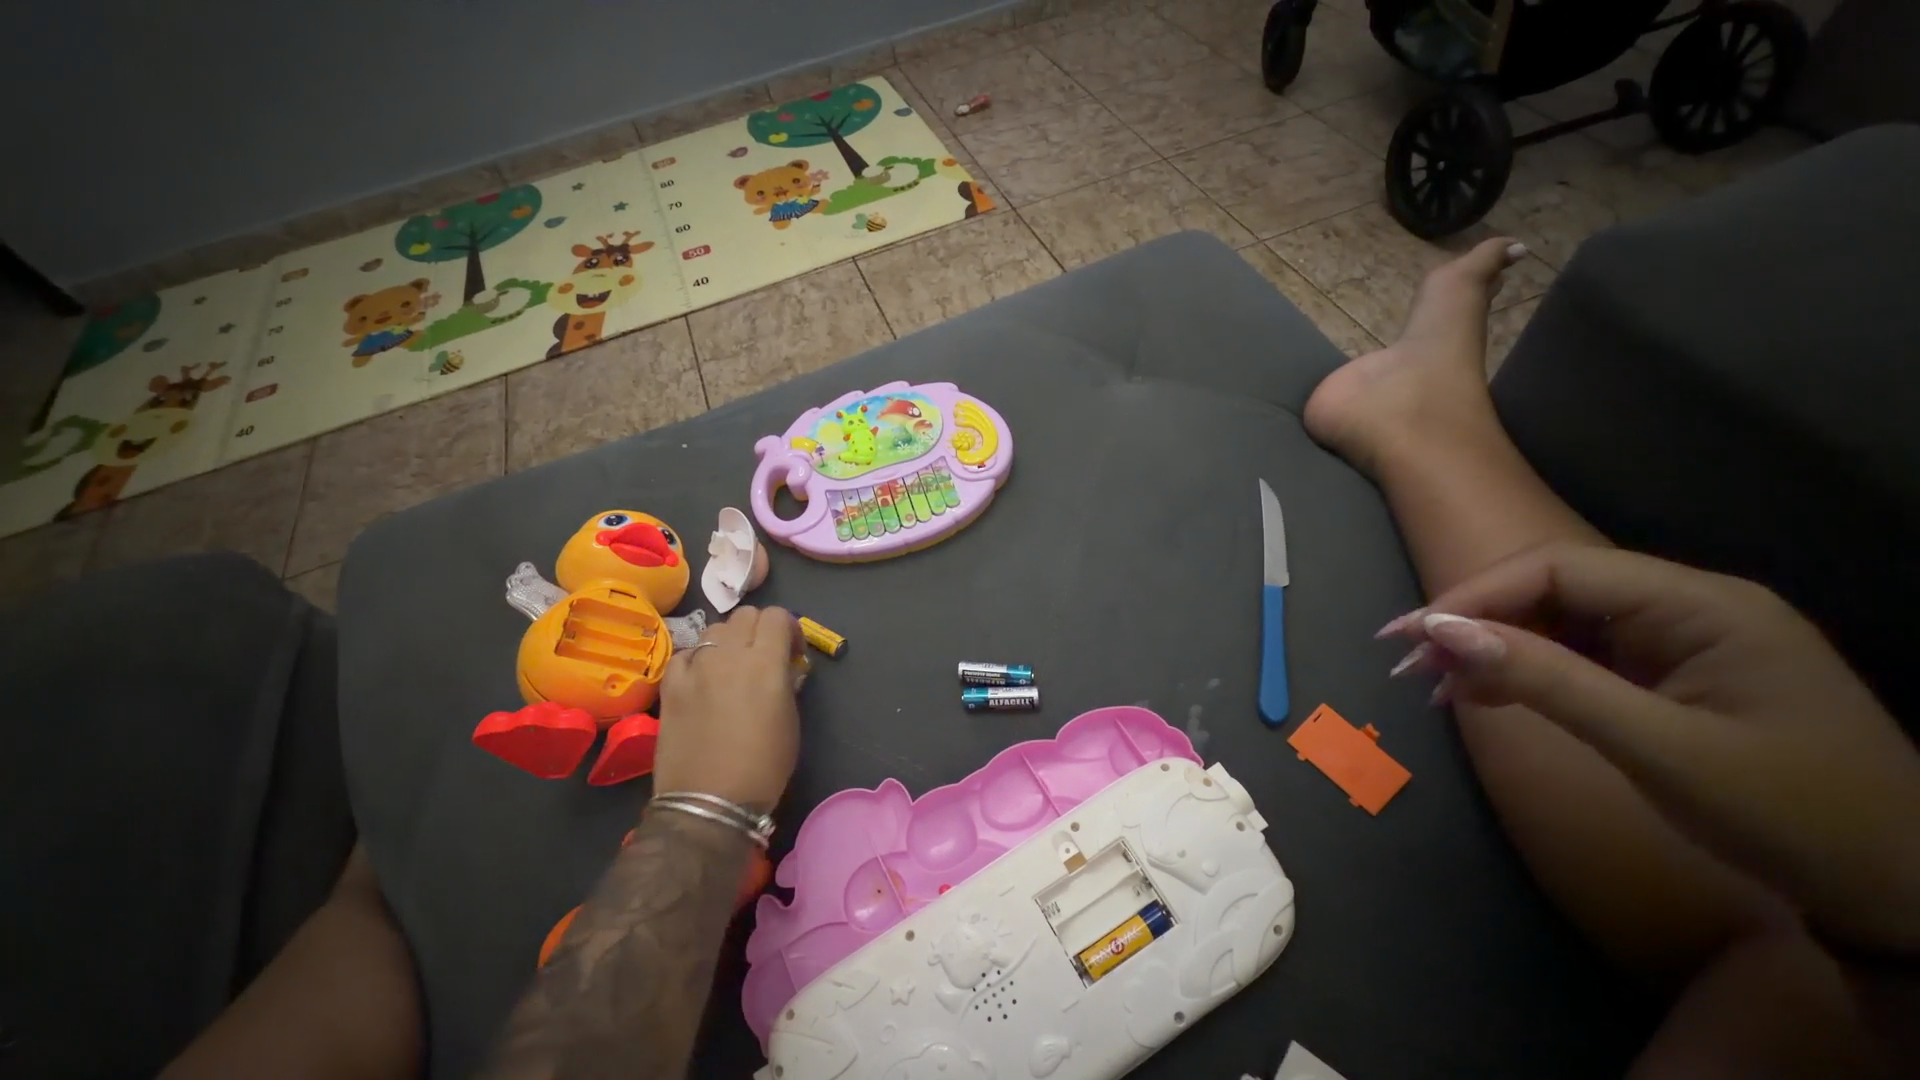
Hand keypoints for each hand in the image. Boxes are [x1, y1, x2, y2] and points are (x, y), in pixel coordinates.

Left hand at [653, 606, 801, 813]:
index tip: (792, 653)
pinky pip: (686, 654)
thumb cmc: (763, 768)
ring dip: (728, 642)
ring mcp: (695, 668)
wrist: (709, 802)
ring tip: (731, 668)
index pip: (778, 616)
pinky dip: (698, 659)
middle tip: (764, 656)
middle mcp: (729, 655)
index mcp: (766, 663)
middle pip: (745, 615)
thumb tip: (784, 671)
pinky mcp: (670, 685)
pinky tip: (702, 681)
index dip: (789, 629)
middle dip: (760, 629)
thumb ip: (787, 686)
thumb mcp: (791, 723)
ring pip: (714, 630)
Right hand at [1383, 543, 1919, 952]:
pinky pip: (1582, 658)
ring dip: (1493, 649)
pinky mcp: (1672, 678)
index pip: (1559, 569)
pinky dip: (1526, 675)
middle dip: (1475, 622)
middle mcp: (1688, 607)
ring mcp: (1681, 643)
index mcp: (1701, 604)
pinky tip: (1483, 696)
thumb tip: (1442, 634)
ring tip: (1432, 686)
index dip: (1473, 596)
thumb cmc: (1792, 813)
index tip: (1407, 637)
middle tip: (1407, 666)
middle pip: (1554, 590)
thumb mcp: (1657, 748)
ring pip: (1561, 623)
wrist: (1905, 893)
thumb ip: (1547, 681)